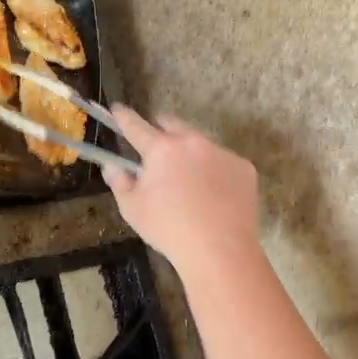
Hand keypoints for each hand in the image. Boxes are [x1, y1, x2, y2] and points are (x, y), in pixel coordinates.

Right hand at [102, 105, 263, 274]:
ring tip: (188, 183)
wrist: (219, 249)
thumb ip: (119, 182)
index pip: (136, 126)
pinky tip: (212, 197)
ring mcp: (222, 153)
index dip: (124, 117)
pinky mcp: (244, 168)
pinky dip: (214, 173)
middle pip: (173, 125)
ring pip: (200, 145)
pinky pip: (223, 163)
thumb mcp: (132, 209)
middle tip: (156, 148)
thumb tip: (113, 166)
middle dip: (161, 130)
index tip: (117, 109)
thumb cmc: (168, 228)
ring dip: (189, 154)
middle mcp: (193, 142)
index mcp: (161, 149)